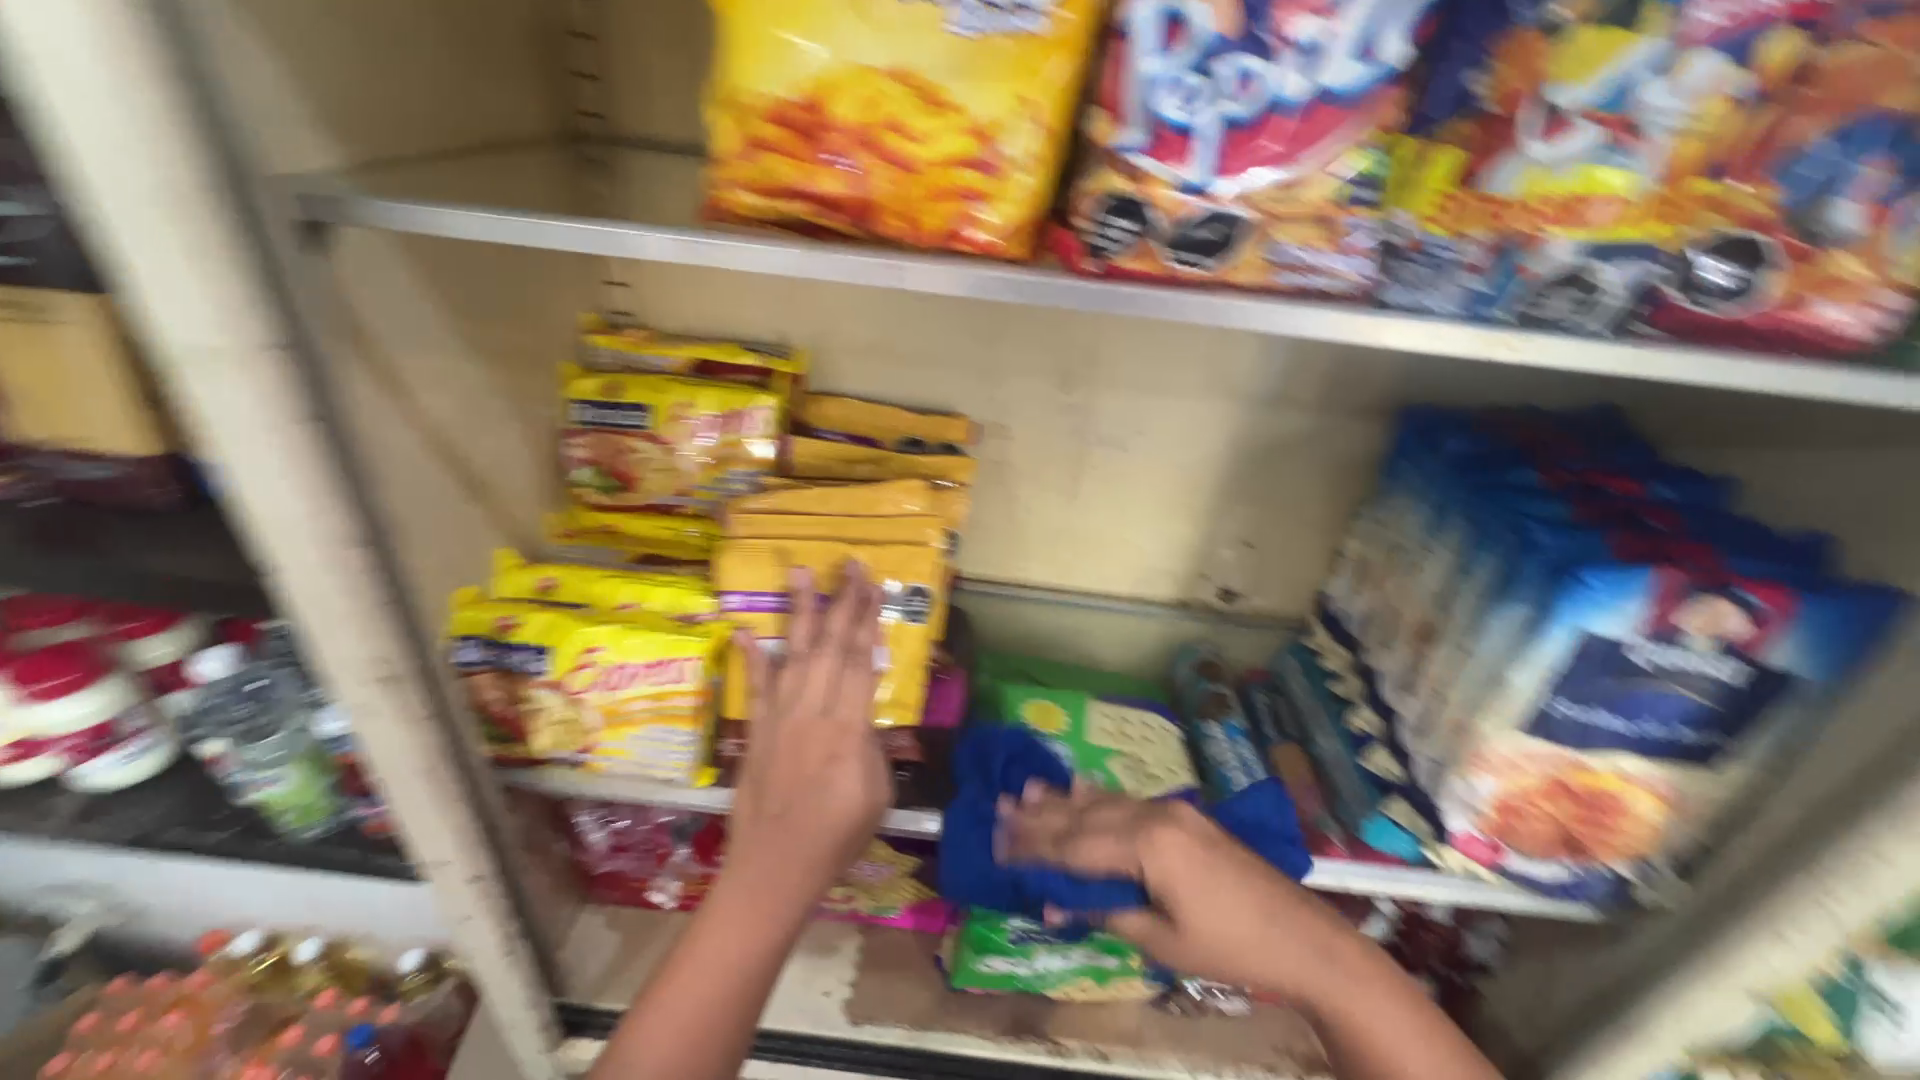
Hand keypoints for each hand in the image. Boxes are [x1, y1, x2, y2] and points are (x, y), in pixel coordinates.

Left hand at [725, 561, 893, 901]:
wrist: (775, 868)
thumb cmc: (837, 838)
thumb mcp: (877, 795)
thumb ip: (873, 748)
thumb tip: (866, 718)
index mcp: (848, 729)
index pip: (861, 661)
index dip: (868, 620)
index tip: (875, 585)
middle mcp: (812, 713)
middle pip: (830, 647)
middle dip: (842, 602)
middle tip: (850, 563)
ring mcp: (779, 719)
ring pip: (791, 655)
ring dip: (798, 612)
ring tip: (801, 573)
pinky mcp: (756, 731)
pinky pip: (754, 687)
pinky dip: (749, 657)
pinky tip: (743, 629)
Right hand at [997, 784, 1358, 1004]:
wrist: (1304, 937)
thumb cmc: (1230, 947)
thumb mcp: (1161, 940)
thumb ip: (1105, 912)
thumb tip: (1053, 901)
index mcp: (1147, 844)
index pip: (1075, 845)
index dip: (1034, 848)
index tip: (996, 845)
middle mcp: (1156, 815)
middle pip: (1085, 816)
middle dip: (1039, 818)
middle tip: (997, 812)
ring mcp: (1174, 812)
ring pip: (1105, 803)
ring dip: (1063, 801)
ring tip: (1023, 792)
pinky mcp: (1187, 818)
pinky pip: (1130, 801)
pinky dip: (1099, 796)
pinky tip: (1079, 786)